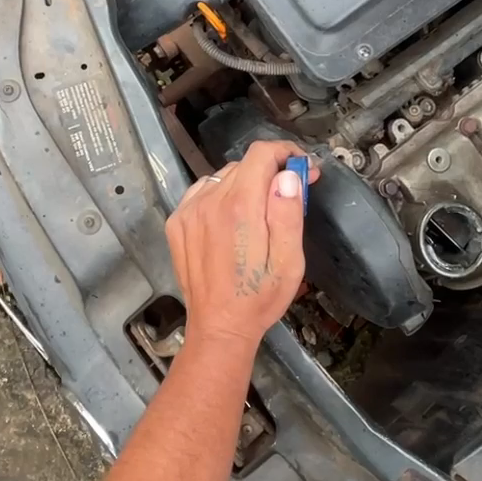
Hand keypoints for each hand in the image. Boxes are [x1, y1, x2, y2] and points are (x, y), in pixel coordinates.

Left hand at [166, 141, 316, 351]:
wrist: (219, 327)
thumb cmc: (259, 298)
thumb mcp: (289, 261)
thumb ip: (288, 212)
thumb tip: (288, 175)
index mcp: (241, 208)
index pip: (262, 154)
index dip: (286, 153)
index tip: (303, 168)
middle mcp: (210, 202)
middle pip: (245, 164)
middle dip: (271, 171)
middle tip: (288, 195)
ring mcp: (190, 211)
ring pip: (225, 175)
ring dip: (246, 183)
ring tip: (259, 213)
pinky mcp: (178, 222)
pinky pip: (204, 191)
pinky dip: (221, 194)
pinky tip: (231, 218)